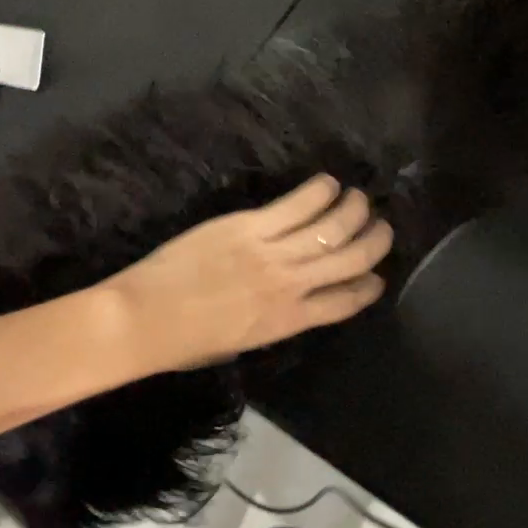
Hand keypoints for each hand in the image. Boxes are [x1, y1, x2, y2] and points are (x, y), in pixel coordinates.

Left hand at [101, 175, 393, 373]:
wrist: (144, 319)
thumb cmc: (187, 342)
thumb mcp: (244, 343)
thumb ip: (277, 321)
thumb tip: (296, 302)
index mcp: (289, 322)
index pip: (346, 302)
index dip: (369, 286)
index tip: (378, 276)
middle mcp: (291, 285)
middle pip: (350, 258)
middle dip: (375, 241)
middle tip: (382, 227)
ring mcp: (272, 253)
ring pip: (332, 227)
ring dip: (354, 209)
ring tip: (360, 198)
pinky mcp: (249, 226)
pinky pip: (297, 204)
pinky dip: (319, 191)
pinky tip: (328, 183)